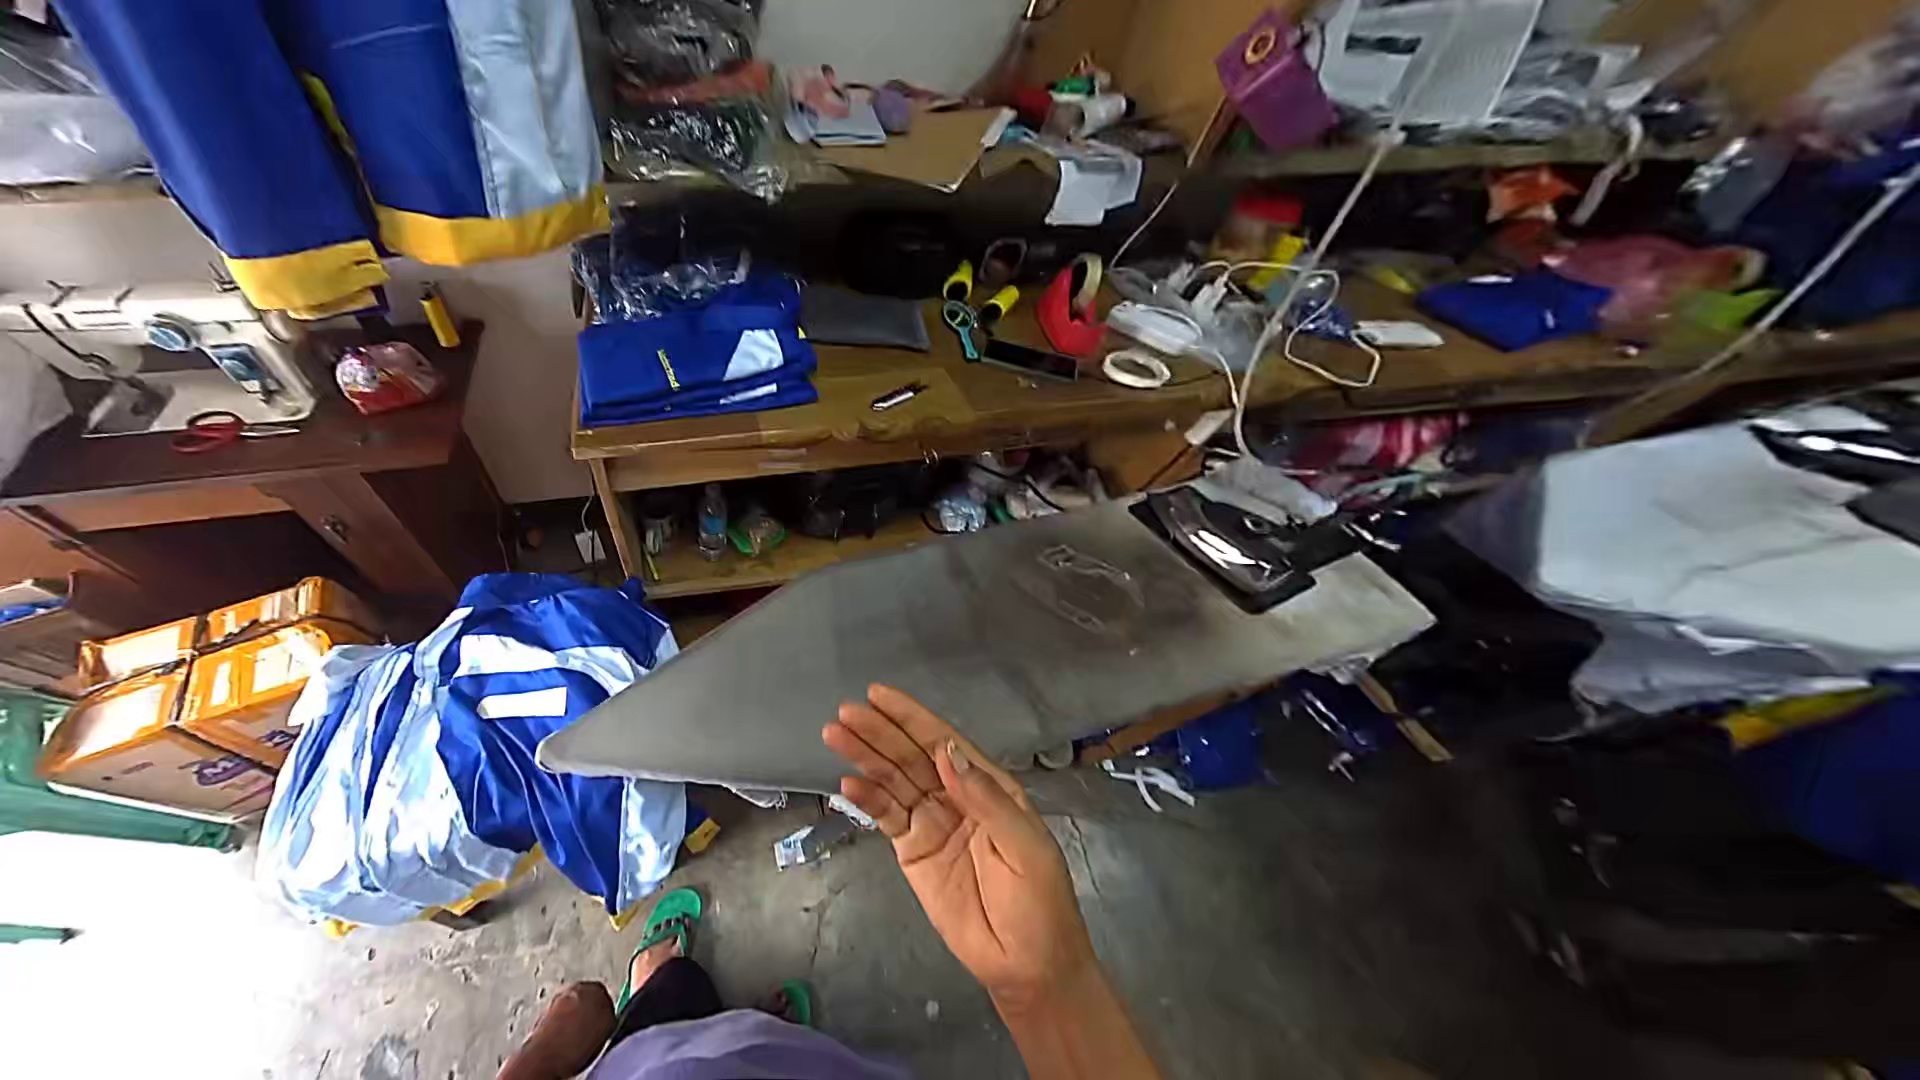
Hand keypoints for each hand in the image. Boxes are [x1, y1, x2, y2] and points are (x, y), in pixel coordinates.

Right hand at [823, 684, 1096, 1010]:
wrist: (1027, 965)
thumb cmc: (1038, 901)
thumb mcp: (1023, 845)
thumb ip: (985, 798)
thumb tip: (948, 750)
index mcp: (988, 785)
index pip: (944, 742)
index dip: (911, 717)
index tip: (879, 695)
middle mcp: (956, 795)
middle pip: (911, 756)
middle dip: (880, 732)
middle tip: (845, 713)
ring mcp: (932, 821)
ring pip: (893, 781)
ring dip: (865, 758)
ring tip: (835, 735)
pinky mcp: (913, 851)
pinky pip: (887, 818)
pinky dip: (867, 800)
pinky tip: (848, 783)